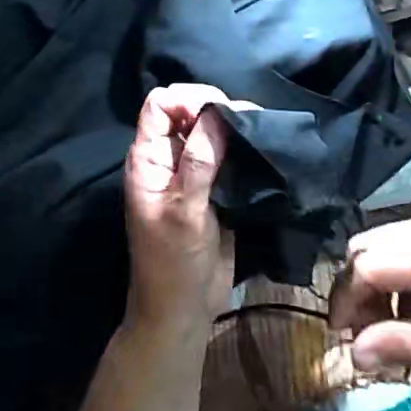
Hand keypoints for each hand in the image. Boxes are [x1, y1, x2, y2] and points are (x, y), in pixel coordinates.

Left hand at [123, 85, 249, 335]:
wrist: (182, 311)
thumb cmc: (173, 263)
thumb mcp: (185, 212)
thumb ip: (198, 161)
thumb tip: (217, 112)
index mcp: (148, 158)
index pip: (160, 104)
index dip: (187, 99)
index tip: (219, 112)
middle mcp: (166, 158)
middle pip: (186, 110)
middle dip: (214, 107)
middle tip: (249, 121)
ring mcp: (190, 172)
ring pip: (208, 130)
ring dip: (232, 125)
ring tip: (261, 129)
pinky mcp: (212, 188)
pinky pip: (224, 154)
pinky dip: (241, 147)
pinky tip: (262, 148)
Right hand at [329, 208, 410, 402]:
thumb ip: (407, 346)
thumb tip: (354, 354)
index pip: (364, 265)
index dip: (344, 302)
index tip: (344, 342)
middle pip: (369, 245)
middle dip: (356, 289)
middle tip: (364, 336)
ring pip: (390, 241)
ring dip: (379, 281)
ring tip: (391, 329)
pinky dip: (404, 272)